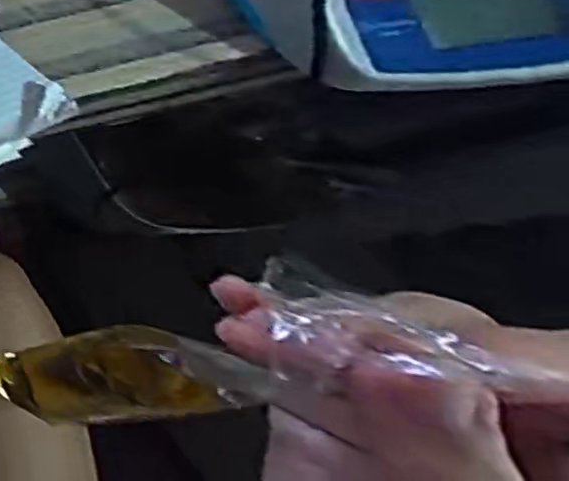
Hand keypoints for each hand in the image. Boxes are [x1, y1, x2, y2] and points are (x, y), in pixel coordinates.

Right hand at [211, 276, 524, 480]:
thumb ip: (457, 464)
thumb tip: (402, 368)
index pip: (550, 366)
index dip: (485, 347)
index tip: (394, 350)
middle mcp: (509, 425)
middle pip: (459, 337)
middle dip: (371, 328)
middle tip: (303, 340)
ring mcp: (415, 409)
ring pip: (376, 330)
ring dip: (305, 316)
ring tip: (245, 321)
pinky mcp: (341, 401)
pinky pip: (314, 343)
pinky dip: (269, 319)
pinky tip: (233, 305)